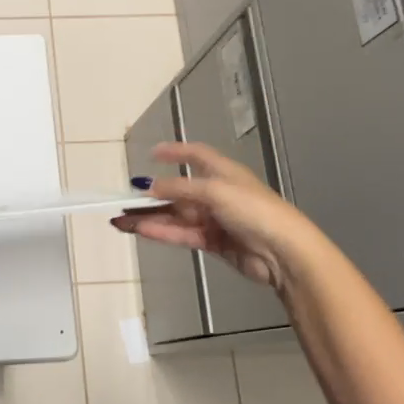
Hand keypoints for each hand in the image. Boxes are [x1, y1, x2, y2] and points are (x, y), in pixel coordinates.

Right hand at [111, 142, 323, 290]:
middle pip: (178, 191)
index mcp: (223, 172)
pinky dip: (161, 232)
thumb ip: (179, 188)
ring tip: (121, 221)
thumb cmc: (253, 210)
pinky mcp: (213, 243)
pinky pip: (181, 234)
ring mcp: (215, 219)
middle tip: (123, 200)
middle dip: (151, 196)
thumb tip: (148, 186)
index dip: (176, 152)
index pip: (196, 155)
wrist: (282, 252)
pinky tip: (140, 230)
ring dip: (149, 217)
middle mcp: (217, 193)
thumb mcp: (215, 191)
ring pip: (175, 216)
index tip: (151, 154)